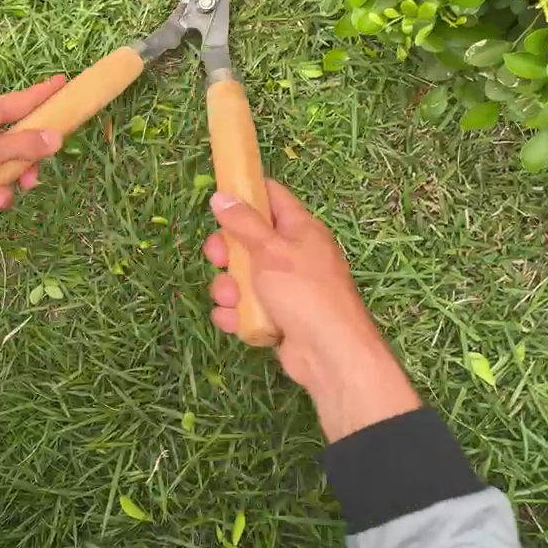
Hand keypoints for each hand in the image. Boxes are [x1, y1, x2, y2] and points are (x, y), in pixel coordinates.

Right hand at [205, 180, 419, 441]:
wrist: (329, 354)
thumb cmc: (304, 292)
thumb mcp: (270, 250)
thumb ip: (243, 223)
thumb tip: (221, 196)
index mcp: (299, 230)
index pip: (271, 197)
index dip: (245, 194)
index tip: (218, 199)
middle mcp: (292, 254)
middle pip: (246, 239)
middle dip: (226, 252)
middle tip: (218, 259)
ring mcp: (283, 286)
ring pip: (240, 275)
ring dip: (227, 288)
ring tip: (231, 300)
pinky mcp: (275, 314)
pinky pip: (245, 305)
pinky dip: (236, 313)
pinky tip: (235, 320)